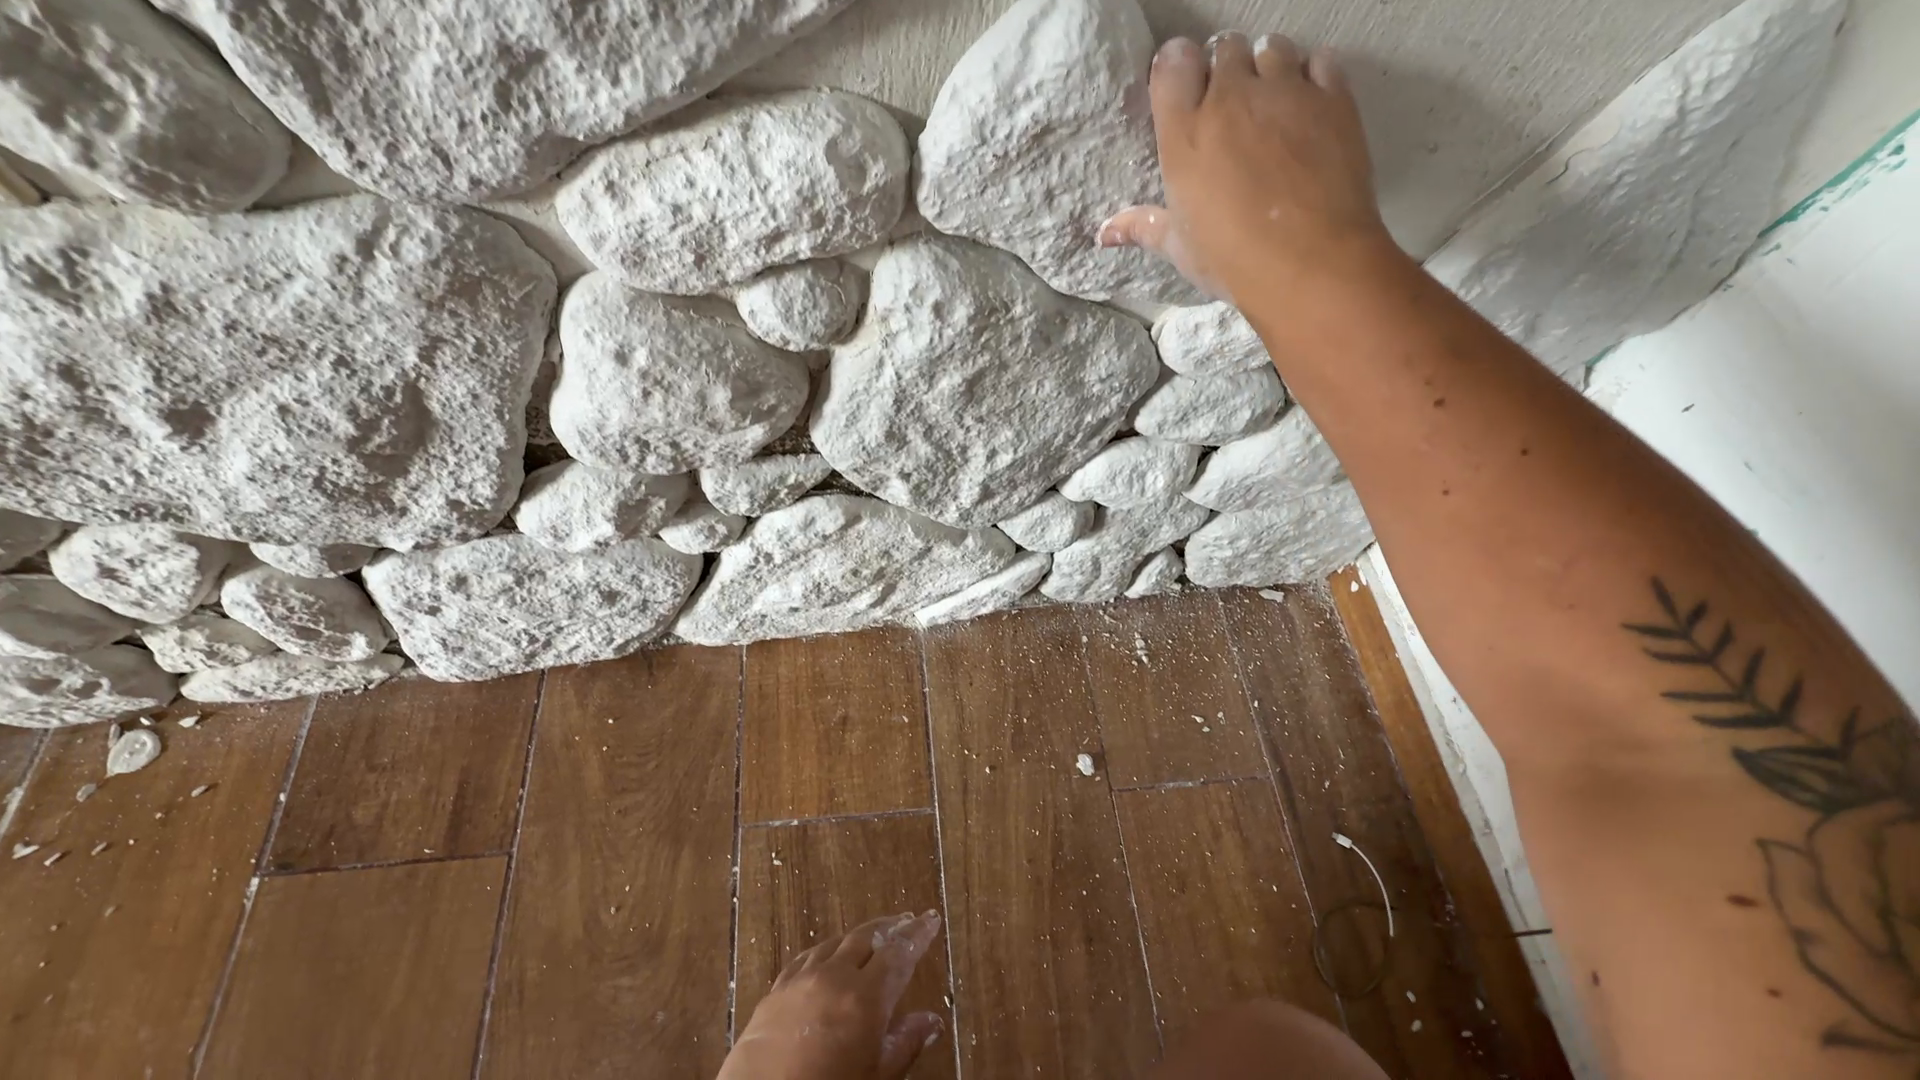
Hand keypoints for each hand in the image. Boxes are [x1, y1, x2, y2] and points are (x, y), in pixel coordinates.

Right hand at [1100, 34, 1395, 301]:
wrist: (1310, 263)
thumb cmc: (1232, 259)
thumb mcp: (1180, 247)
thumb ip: (1142, 227)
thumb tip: (1103, 234)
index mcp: (1185, 133)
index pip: (1173, 63)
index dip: (1179, 69)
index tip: (1186, 92)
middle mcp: (1232, 98)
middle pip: (1226, 49)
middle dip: (1226, 70)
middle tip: (1232, 107)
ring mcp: (1285, 93)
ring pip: (1272, 48)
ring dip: (1268, 68)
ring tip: (1271, 104)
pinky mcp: (1332, 98)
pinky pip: (1319, 61)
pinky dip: (1311, 75)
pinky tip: (1307, 106)